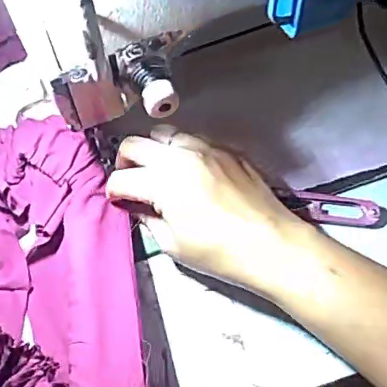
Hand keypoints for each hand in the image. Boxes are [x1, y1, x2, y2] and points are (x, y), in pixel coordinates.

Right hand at [104, 126, 310, 293]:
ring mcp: (206, 149)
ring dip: (153, 150)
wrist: (272, 244)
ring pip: (164, 134)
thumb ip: (148, 219)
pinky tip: (188, 171)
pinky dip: (181, 150)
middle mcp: (180, 157)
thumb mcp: (173, 244)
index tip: (118, 200)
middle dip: (125, 161)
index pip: (121, 178)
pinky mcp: (226, 150)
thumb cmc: (220, 252)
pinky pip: (193, 139)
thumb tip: (137, 207)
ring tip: (158, 171)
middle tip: (130, 180)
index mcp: (163, 182)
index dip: (113, 191)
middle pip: (135, 144)